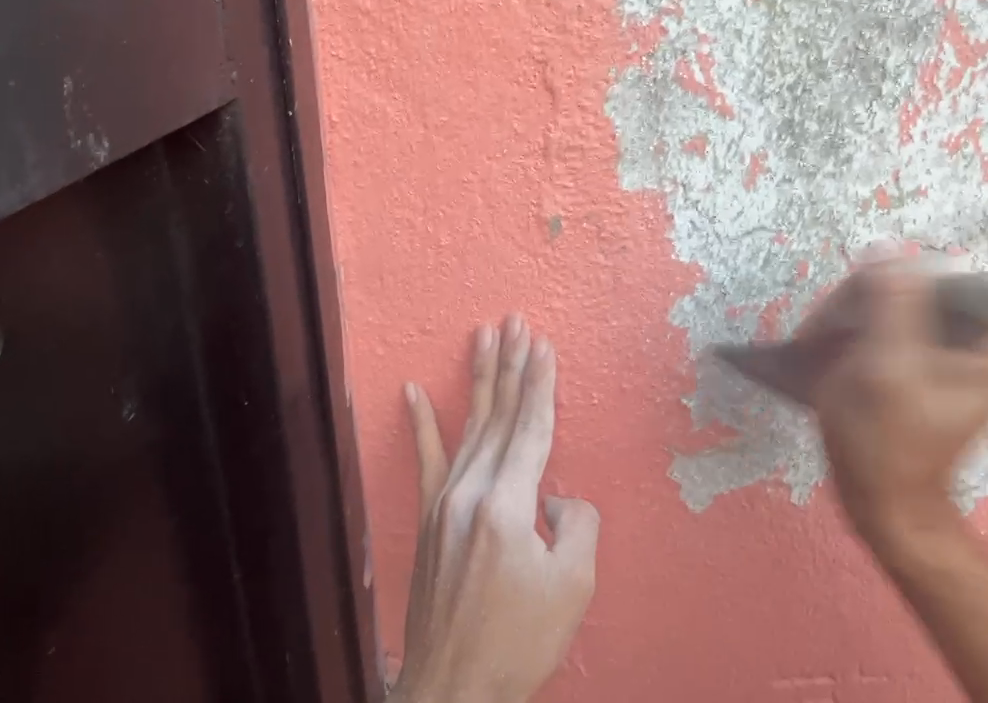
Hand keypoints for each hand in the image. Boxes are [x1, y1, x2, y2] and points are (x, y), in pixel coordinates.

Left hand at [392, 315, 599, 702]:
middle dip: (511, 366)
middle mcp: (471, 491)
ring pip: (468, 426)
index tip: (544, 345)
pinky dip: (419, 422)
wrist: (454, 686)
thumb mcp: (573, 585)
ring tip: (484, 336)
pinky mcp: (428, 518)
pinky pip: (425, 460)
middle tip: (516, 321)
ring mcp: (444, 502)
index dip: (541, 384)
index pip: (531, 427)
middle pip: (499, 415)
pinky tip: (411, 389)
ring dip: (479, 380)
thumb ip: (576, 524)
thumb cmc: (518, 640)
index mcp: (507, 504)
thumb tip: (555, 497)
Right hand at [801, 262, 987, 543]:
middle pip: (921, 289)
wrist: (883, 502)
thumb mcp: (888, 368)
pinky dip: (867, 331)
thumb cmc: (888, 442)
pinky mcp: (936, 363)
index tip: (852, 316)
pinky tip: (838, 351)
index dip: (892, 286)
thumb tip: (887, 248)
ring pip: (902, 304)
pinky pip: (898, 324)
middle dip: (866, 306)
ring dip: (858, 318)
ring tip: (824, 347)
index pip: (945, 278)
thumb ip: (892, 305)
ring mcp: (965, 353)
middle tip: (826, 335)